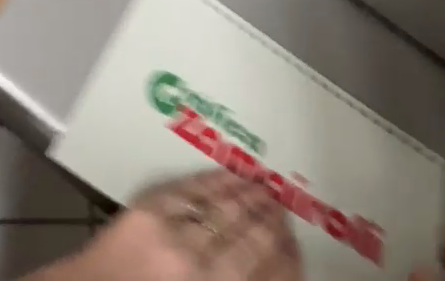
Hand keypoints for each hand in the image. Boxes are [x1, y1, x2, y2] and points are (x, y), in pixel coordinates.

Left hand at [52, 169, 300, 280]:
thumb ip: (231, 279)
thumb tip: (265, 264)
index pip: (269, 276)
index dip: (287, 256)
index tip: (295, 241)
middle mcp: (204, 271)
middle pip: (251, 242)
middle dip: (271, 222)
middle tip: (284, 206)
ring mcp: (176, 239)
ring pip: (223, 212)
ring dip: (247, 197)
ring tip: (264, 186)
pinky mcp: (149, 213)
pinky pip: (190, 192)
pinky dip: (213, 181)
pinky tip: (228, 175)